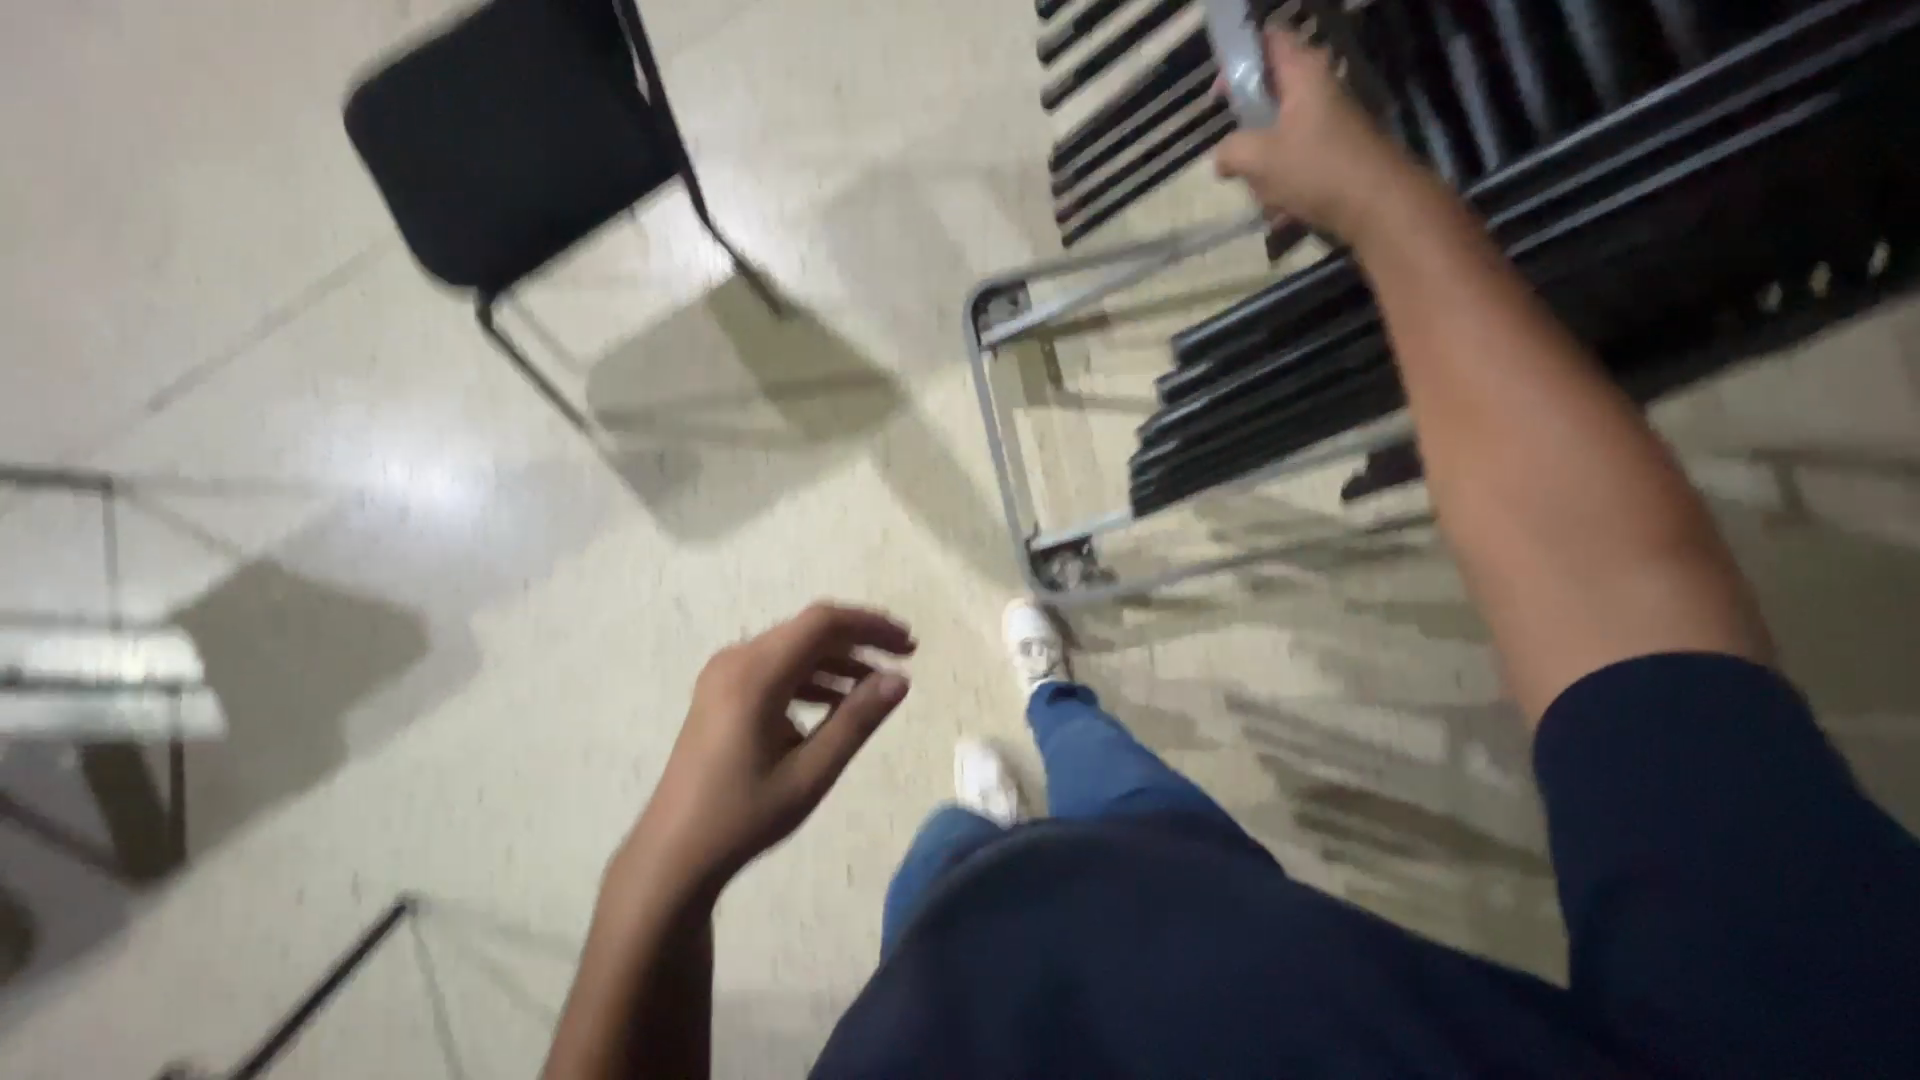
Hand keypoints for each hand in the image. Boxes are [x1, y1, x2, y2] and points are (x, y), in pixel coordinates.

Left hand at [626, 603, 915, 891]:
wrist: (674, 852)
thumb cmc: (744, 815)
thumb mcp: (810, 773)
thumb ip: (856, 721)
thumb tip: (899, 679)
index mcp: (755, 674)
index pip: (822, 623)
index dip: (870, 625)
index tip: (908, 645)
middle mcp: (736, 661)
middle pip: (807, 630)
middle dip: (858, 640)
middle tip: (903, 659)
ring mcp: (723, 675)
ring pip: (791, 648)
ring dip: (836, 660)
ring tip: (875, 686)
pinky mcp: (720, 692)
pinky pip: (773, 667)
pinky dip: (810, 676)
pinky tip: (834, 703)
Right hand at [1214, 28, 1423, 243]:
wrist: (1377, 204)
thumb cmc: (1315, 169)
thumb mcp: (1258, 159)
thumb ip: (1230, 151)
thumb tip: (1222, 158)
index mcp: (1303, 73)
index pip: (1268, 40)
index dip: (1238, 59)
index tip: (1221, 94)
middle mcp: (1320, 88)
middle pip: (1272, 91)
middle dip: (1247, 122)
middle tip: (1233, 149)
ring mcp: (1330, 120)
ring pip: (1281, 131)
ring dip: (1262, 161)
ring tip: (1257, 189)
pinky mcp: (1336, 150)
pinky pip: (1297, 159)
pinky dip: (1282, 181)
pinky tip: (1278, 209)